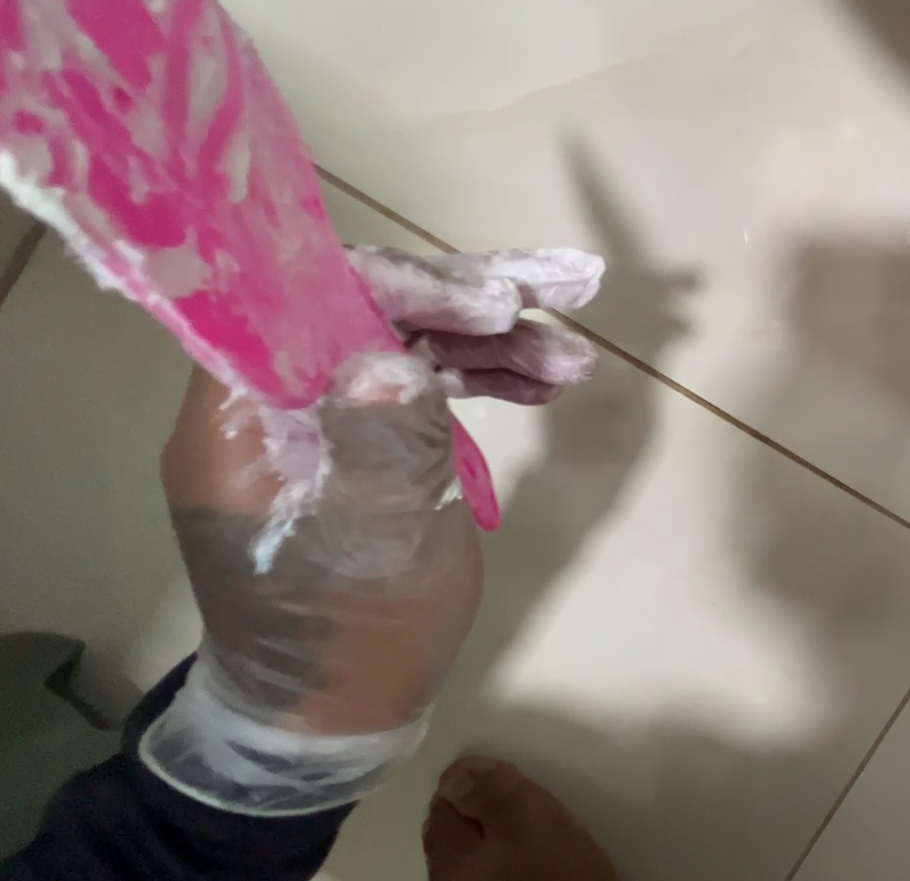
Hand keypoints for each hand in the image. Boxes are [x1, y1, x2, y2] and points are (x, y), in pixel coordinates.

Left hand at [142, 246, 602, 814]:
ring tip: (578, 358)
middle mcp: (285, 398)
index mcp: (247, 415)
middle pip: (382, 315)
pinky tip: (549, 385)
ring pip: (421, 346)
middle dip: (480, 303)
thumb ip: (383, 443)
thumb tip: (397, 359)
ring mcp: (335, 418)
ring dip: (504, 345)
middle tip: (570, 288)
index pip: (311, 305)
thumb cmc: (351, 628)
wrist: (342, 704)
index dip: (408, 288)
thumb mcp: (374, 539)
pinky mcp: (377, 440)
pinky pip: (435, 385)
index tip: (497, 304)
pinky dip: (494, 379)